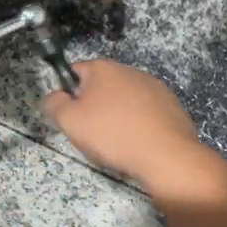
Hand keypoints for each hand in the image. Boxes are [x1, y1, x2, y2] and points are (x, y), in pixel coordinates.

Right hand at [44, 59, 209, 188]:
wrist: (168, 158)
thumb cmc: (113, 134)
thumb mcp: (69, 121)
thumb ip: (53, 103)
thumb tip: (54, 97)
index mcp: (102, 68)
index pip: (74, 72)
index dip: (68, 94)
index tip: (73, 117)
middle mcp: (129, 70)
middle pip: (100, 87)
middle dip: (94, 106)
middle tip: (93, 133)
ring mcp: (155, 88)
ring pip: (124, 101)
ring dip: (118, 115)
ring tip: (119, 143)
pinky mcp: (173, 107)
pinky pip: (146, 113)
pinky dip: (140, 125)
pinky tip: (140, 144)